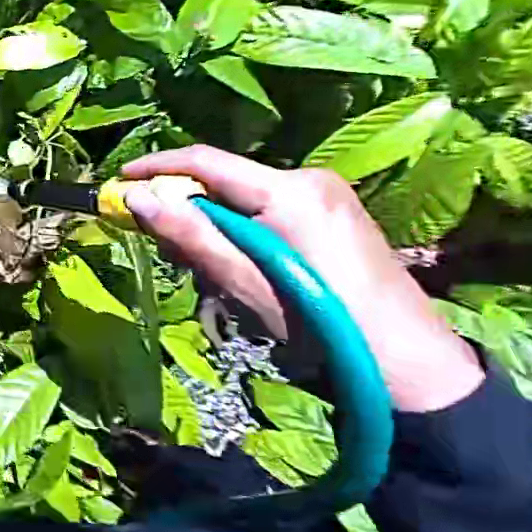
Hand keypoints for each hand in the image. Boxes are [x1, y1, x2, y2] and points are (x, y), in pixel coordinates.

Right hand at [123, 145, 483, 412]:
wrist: (413, 370)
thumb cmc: (322, 326)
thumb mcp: (243, 283)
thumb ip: (188, 234)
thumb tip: (135, 196)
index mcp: (290, 191)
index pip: (205, 161)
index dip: (156, 166)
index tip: (119, 181)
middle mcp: (309, 179)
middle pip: (223, 179)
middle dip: (184, 205)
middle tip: (162, 243)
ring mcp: (327, 195)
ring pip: (241, 196)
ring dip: (211, 223)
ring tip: (204, 268)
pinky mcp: (334, 214)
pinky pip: (265, 208)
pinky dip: (238, 229)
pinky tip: (238, 265)